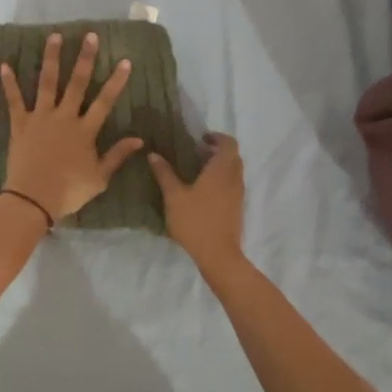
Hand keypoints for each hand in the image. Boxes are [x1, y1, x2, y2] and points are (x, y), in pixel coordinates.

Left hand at [0, 33, 143, 220]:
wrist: (33, 199)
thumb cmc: (69, 191)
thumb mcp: (99, 178)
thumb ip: (117, 155)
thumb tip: (139, 140)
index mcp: (85, 131)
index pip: (104, 101)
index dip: (115, 81)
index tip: (124, 61)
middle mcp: (64, 117)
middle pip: (76, 83)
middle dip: (84, 58)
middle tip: (89, 36)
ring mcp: (40, 118)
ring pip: (47, 83)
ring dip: (50, 59)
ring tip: (54, 36)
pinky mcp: (20, 124)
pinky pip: (14, 100)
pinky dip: (9, 83)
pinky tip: (4, 65)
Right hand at [149, 132, 245, 268]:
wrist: (218, 254)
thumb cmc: (195, 221)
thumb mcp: (174, 196)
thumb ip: (164, 173)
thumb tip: (153, 154)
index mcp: (221, 170)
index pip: (229, 143)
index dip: (217, 137)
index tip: (200, 138)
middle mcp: (234, 179)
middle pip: (233, 156)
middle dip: (218, 150)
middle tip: (197, 152)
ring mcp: (238, 194)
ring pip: (234, 171)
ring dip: (220, 165)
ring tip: (197, 170)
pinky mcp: (237, 208)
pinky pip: (232, 185)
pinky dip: (221, 179)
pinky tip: (202, 190)